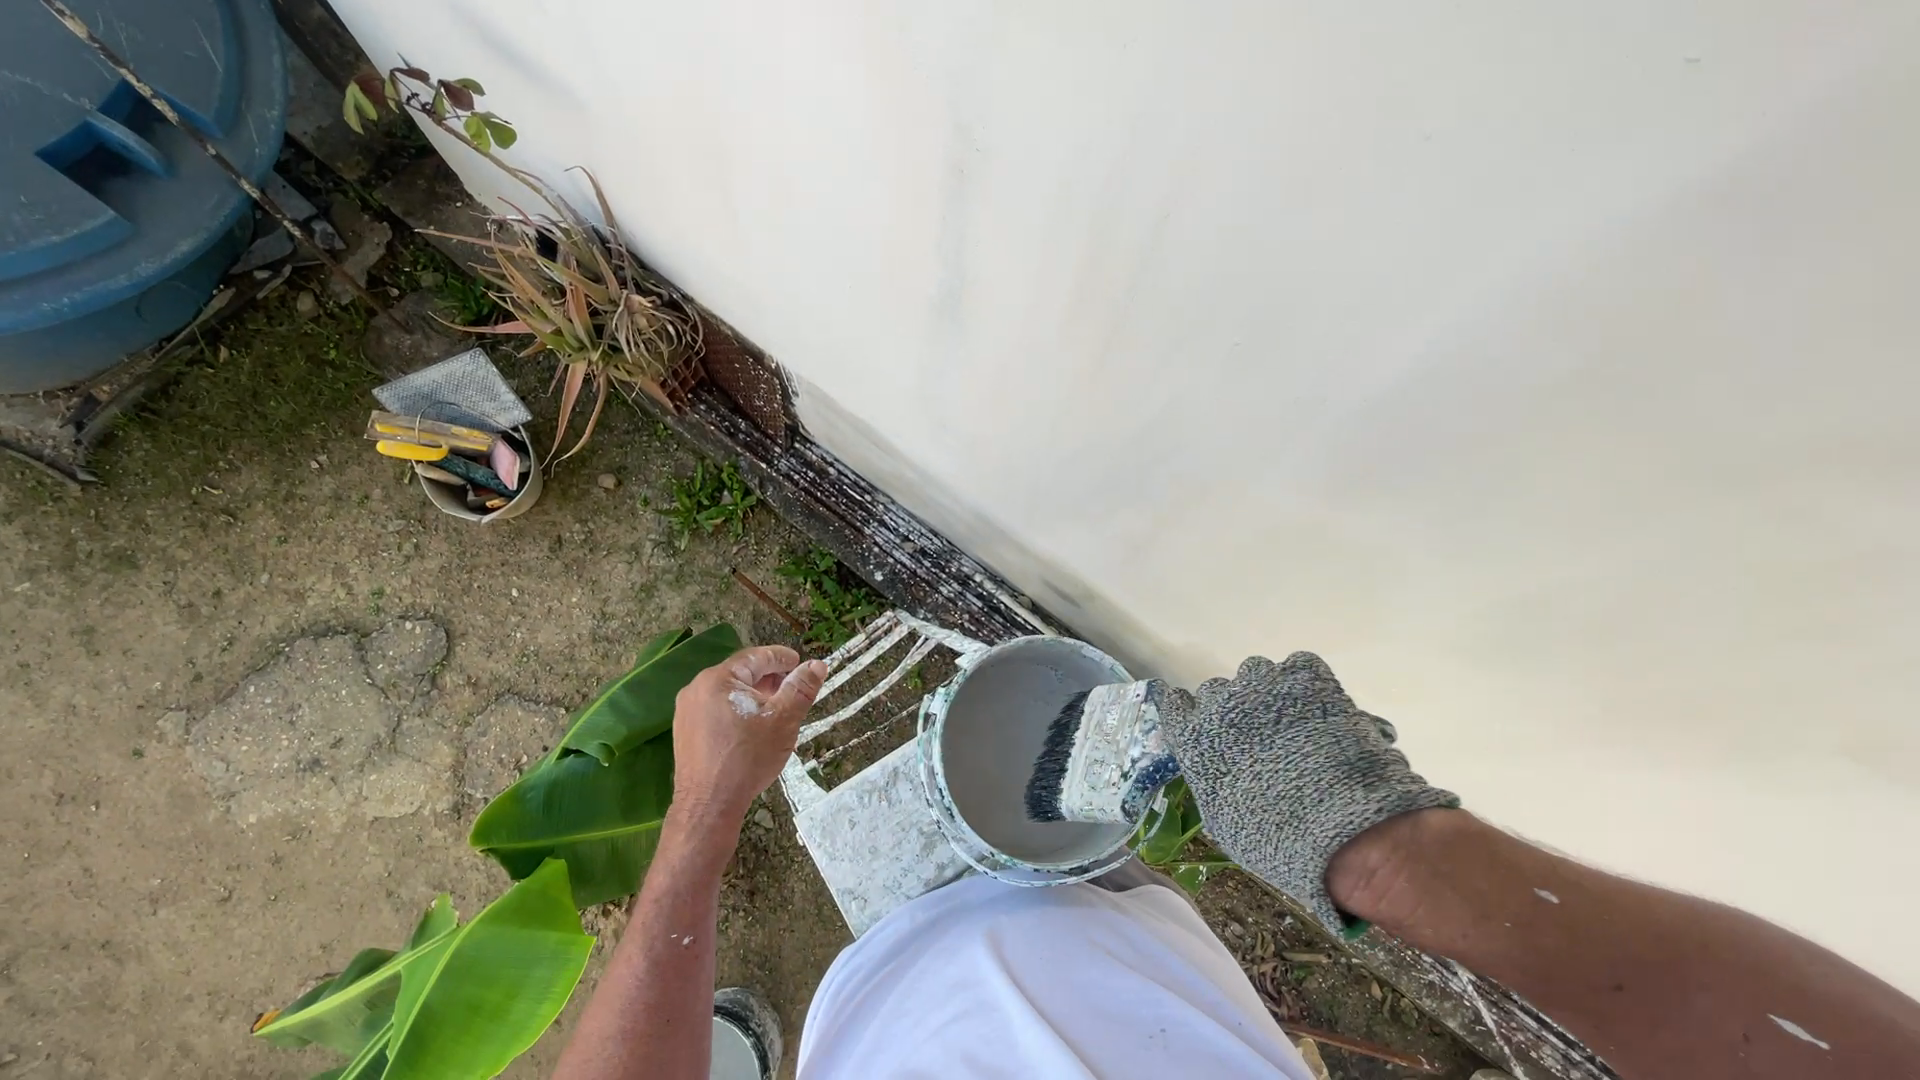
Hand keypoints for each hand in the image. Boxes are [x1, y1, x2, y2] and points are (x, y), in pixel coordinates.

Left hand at [670, 646, 827, 823]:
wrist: (710, 804)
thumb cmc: (749, 757)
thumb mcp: (783, 720)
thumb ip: (801, 688)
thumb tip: (816, 665)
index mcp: (719, 678)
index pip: (756, 657)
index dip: (781, 658)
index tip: (799, 663)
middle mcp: (697, 688)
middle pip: (741, 674)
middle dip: (769, 679)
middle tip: (792, 689)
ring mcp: (687, 711)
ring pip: (728, 693)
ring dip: (754, 696)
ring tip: (775, 710)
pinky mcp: (685, 731)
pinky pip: (716, 710)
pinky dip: (737, 711)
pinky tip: (751, 729)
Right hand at [1158, 652, 1456, 934]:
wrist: (1345, 832)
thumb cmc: (1277, 840)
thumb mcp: (1223, 819)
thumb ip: (1212, 779)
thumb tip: (1219, 766)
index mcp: (1194, 737)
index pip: (1173, 703)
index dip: (1190, 714)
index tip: (1203, 726)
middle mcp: (1220, 703)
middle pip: (1217, 691)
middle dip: (1232, 711)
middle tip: (1259, 738)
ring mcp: (1263, 685)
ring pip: (1255, 674)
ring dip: (1267, 693)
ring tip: (1293, 722)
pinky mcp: (1307, 677)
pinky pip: (1298, 665)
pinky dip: (1305, 682)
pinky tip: (1318, 709)